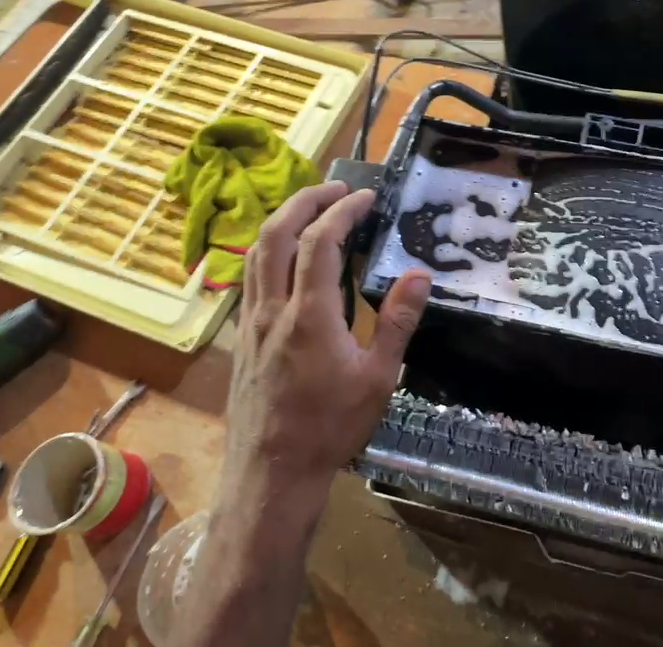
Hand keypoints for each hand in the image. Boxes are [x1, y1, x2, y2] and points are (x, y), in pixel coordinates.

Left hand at [223, 181, 432, 489]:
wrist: (271, 476)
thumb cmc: (330, 428)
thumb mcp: (378, 378)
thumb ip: (398, 321)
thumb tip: (420, 272)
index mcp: (309, 315)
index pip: (319, 241)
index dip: (343, 210)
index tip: (366, 197)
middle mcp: (272, 310)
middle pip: (275, 234)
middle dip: (304, 201)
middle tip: (335, 187)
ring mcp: (251, 324)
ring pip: (255, 254)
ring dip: (282, 221)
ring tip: (311, 210)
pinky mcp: (242, 340)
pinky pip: (251, 279)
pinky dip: (269, 251)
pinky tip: (288, 261)